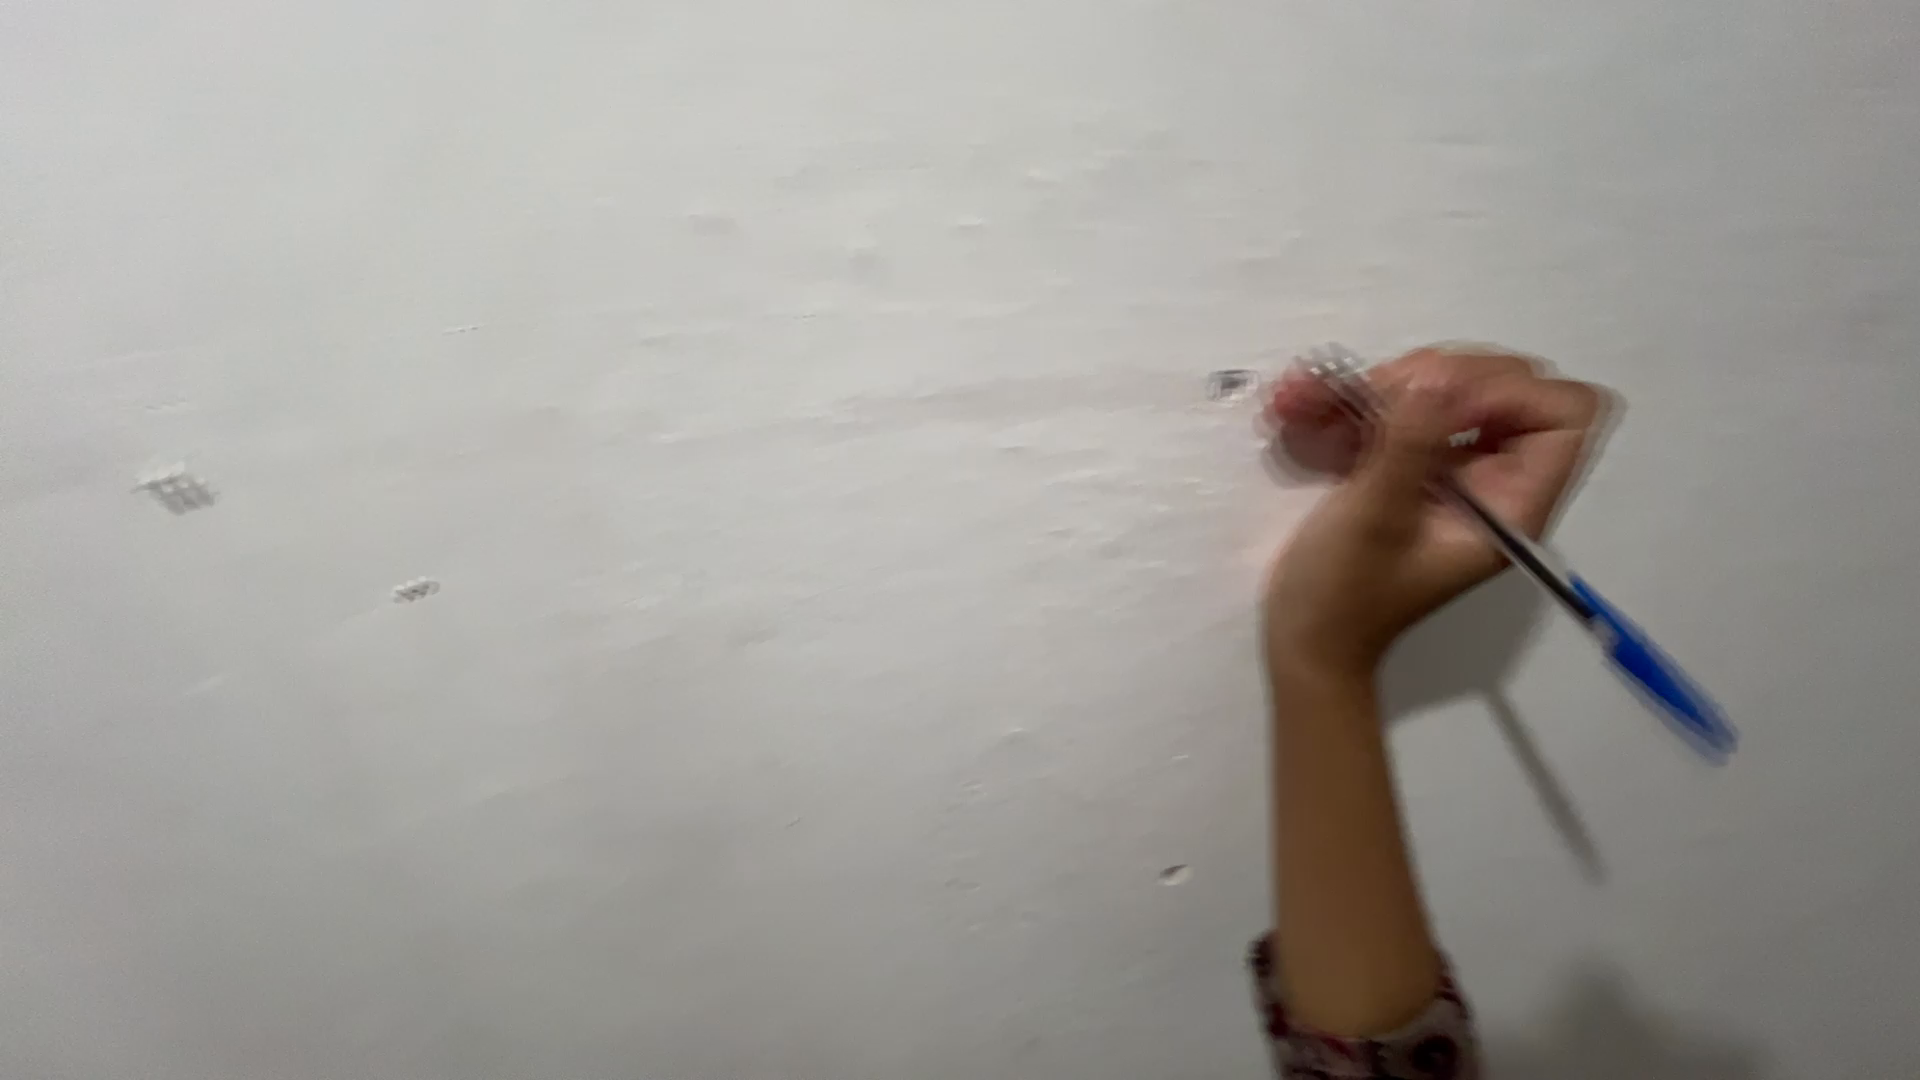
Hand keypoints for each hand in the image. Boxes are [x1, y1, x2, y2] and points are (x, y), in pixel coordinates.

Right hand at [1261, 346, 1605, 677]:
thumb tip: (1435, 374)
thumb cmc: (1342, 595)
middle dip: (1431, 377)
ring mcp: (1442, 472)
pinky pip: (1390, 414)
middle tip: (1367, 396)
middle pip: (1501, 386)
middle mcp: (1488, 479)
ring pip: (1440, 391)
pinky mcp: (1399, 469)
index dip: (1505, 392)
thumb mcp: (1374, 520)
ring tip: (1311, 396)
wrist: (1305, 641)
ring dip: (1376, 384)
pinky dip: (1346, 403)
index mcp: (1509, 501)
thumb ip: (1410, 445)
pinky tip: (1297, 404)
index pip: (1562, 413)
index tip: (1431, 404)